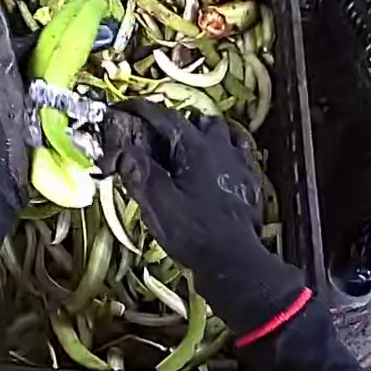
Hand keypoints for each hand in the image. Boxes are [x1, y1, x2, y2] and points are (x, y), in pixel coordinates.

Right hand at [102, 101, 306, 335]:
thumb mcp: (157, 203)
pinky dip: (222, 150)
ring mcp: (239, 162)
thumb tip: (120, 150)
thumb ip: (139, 171)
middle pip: (194, 120)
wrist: (233, 262)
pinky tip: (213, 165)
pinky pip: (236, 151)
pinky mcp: (249, 179)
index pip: (164, 117)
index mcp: (196, 148)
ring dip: (200, 134)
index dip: (140, 109)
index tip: (121, 108)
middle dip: (171, 123)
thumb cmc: (193, 232)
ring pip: (219, 132)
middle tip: (151, 138)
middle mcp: (221, 146)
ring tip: (184, 148)